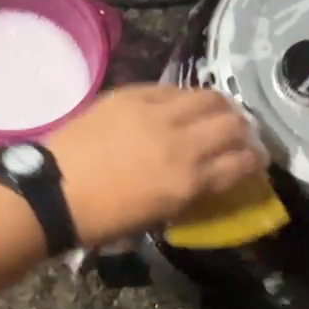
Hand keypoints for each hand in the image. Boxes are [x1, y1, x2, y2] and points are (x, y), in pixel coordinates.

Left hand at [47, 85, 263, 246]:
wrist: (52, 193)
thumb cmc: (103, 219)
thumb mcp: (157, 217)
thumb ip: (191, 195)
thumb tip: (211, 179)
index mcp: (187, 183)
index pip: (242, 164)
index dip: (255, 162)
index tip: (254, 161)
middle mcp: (181, 144)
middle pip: (234, 124)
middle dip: (243, 131)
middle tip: (237, 136)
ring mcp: (157, 114)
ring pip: (210, 97)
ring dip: (220, 107)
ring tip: (214, 115)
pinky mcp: (133, 95)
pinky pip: (173, 89)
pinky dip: (184, 98)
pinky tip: (178, 107)